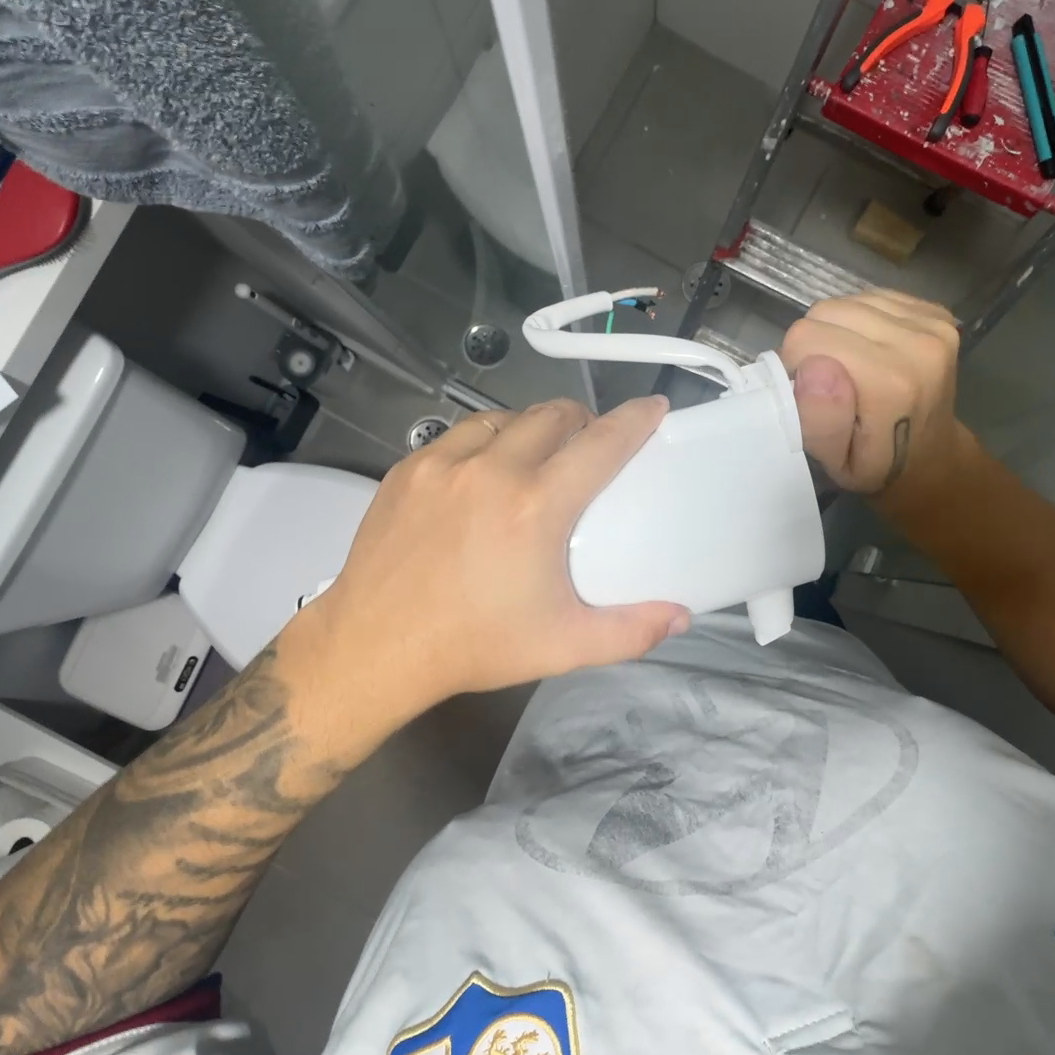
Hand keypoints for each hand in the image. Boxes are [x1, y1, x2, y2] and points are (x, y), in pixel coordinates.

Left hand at [278, 397, 689, 756]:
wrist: (374, 648)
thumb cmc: (474, 646)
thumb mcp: (563, 646)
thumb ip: (630, 631)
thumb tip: (681, 617)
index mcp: (536, 506)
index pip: (601, 443)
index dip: (634, 419)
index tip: (653, 406)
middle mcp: (490, 470)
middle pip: (551, 415)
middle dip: (582, 419)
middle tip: (592, 443)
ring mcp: (441, 464)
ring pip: (502, 417)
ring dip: (531, 425)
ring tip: (539, 453)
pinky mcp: (406, 470)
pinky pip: (457, 435)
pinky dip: (484, 441)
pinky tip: (485, 471)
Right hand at [780, 291, 970, 504]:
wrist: (931, 457)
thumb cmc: (877, 467)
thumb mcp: (837, 465)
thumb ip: (820, 422)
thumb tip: (812, 367)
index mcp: (891, 383)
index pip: (807, 337)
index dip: (795, 365)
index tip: (808, 396)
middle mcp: (918, 343)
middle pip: (826, 312)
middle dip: (814, 345)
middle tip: (827, 384)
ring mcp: (932, 324)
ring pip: (846, 302)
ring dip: (837, 331)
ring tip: (849, 368)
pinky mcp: (936, 312)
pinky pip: (871, 298)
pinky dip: (860, 323)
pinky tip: (870, 352)